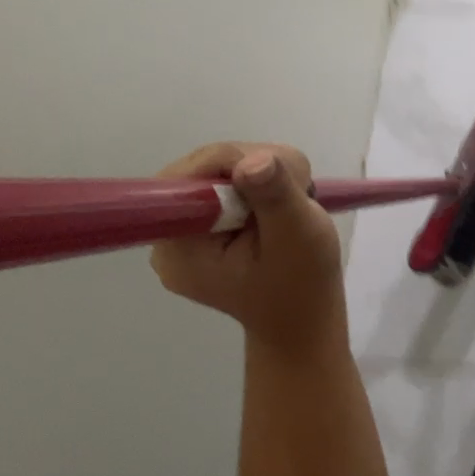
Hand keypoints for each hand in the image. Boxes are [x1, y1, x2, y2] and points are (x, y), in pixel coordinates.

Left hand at [150, 142, 343, 350]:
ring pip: (217, 169)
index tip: (272, 172)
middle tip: (296, 185)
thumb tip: (252, 159)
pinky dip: (259, 180)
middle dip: (253, 164)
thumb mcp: (297, 234)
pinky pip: (225, 182)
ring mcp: (188, 231)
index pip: (184, 180)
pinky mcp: (206, 224)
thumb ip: (273, 195)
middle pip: (201, 169)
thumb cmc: (302, 282)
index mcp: (180, 248)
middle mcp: (171, 237)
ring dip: (263, 170)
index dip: (228, 162)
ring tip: (293, 198)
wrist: (303, 316)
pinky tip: (278, 202)